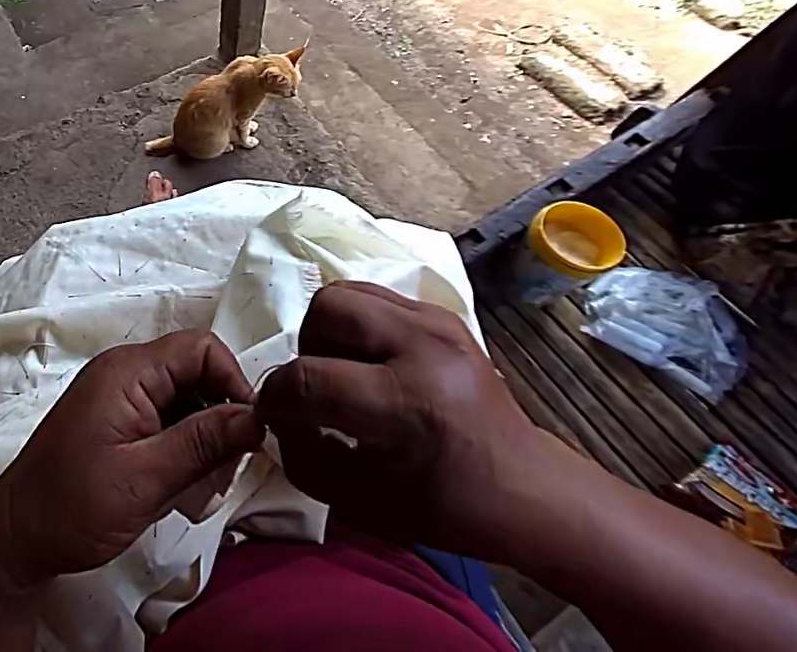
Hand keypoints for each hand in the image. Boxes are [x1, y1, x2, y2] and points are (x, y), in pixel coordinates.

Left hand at [0, 329, 264, 592]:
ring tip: (203, 480)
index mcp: (129, 371)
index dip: (233, 381)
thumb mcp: (145, 480)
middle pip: (197, 370)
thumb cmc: (69, 510)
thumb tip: (257, 417)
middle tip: (227, 463)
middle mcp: (127, 370)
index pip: (202, 348)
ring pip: (187, 393)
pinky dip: (185, 441)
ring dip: (205, 432)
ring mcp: (122, 392)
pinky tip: (183, 478)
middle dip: (220, 413)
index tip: (248, 427)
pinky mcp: (120, 414)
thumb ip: (203, 443)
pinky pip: (169, 412)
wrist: (10, 545)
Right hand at [255, 281, 569, 557]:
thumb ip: (304, 454)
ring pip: (347, 292)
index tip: (275, 414)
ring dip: (329, 331)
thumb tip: (275, 413)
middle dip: (306, 349)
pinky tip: (371, 362)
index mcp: (406, 401)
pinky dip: (357, 325)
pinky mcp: (441, 312)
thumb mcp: (361, 502)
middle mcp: (421, 344)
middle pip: (326, 308)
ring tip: (344, 371)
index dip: (277, 398)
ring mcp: (435, 320)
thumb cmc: (445, 504)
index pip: (310, 377)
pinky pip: (375, 297)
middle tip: (318, 386)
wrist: (521, 481)